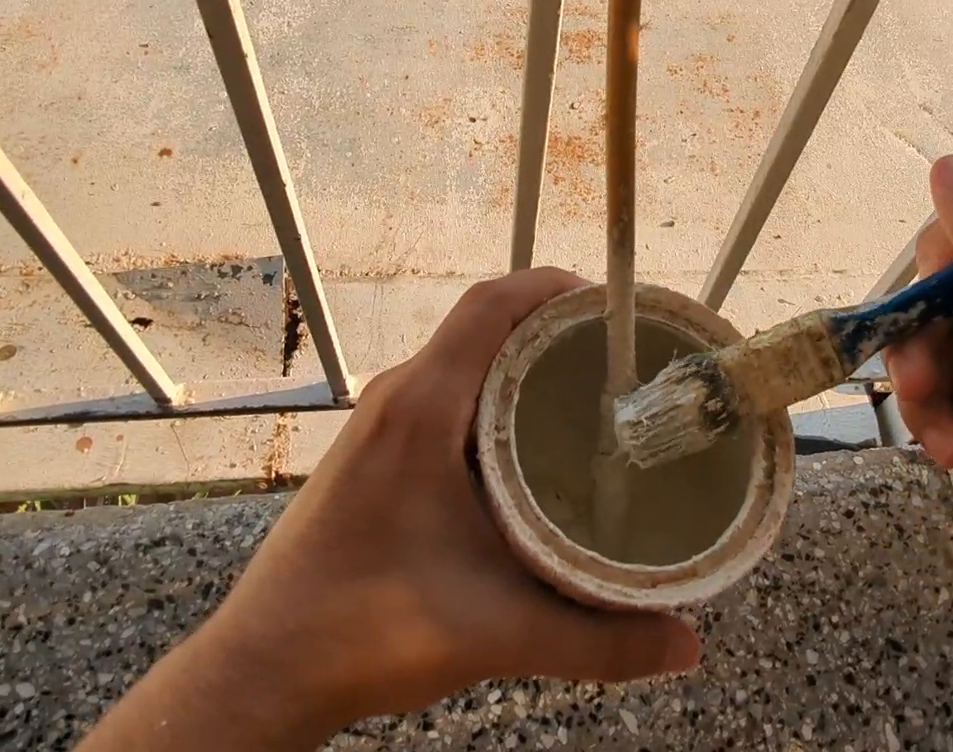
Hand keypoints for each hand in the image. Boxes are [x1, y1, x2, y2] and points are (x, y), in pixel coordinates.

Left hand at [116, 268, 698, 748]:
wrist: (264, 665)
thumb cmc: (365, 629)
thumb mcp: (496, 631)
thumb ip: (598, 641)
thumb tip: (688, 645)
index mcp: (421, 407)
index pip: (489, 305)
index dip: (551, 287)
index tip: (610, 304)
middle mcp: (398, 396)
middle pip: (482, 323)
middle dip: (551, 324)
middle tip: (617, 353)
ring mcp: (382, 421)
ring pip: (463, 358)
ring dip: (522, 359)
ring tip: (586, 389)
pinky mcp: (376, 449)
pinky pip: (445, 390)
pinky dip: (494, 391)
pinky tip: (529, 440)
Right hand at [883, 157, 952, 622]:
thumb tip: (947, 167)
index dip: (945, 261)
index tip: (934, 302)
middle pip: (941, 285)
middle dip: (925, 338)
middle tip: (930, 379)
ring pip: (924, 337)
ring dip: (923, 386)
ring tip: (945, 433)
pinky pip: (927, 382)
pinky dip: (929, 415)